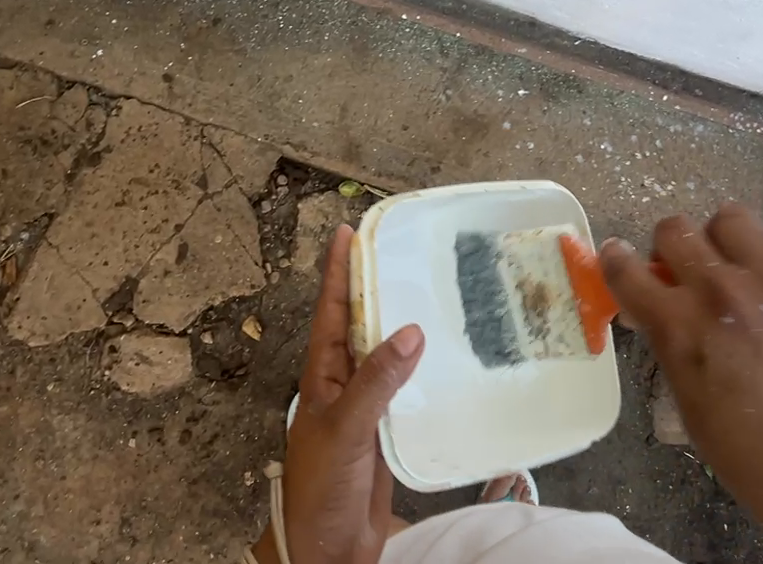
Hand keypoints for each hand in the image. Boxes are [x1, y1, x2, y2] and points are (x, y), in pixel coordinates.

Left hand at [253, 225, 423, 563]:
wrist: (328, 547)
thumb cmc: (322, 485)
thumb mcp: (345, 428)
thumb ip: (376, 381)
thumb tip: (412, 331)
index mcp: (322, 371)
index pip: (331, 309)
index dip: (337, 269)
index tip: (347, 231)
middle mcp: (343, 378)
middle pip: (359, 321)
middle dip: (372, 284)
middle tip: (396, 248)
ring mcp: (365, 401)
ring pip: (383, 348)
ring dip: (397, 318)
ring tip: (423, 285)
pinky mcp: (386, 424)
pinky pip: (403, 381)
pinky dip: (419, 361)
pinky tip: (440, 350)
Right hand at [601, 204, 762, 563]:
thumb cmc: (752, 458)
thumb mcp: (685, 402)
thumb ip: (667, 342)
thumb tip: (654, 307)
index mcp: (679, 326)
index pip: (624, 268)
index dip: (616, 260)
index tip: (620, 258)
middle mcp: (721, 292)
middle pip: (673, 228)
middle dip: (671, 249)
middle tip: (687, 272)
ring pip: (730, 216)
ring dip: (724, 237)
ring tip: (738, 262)